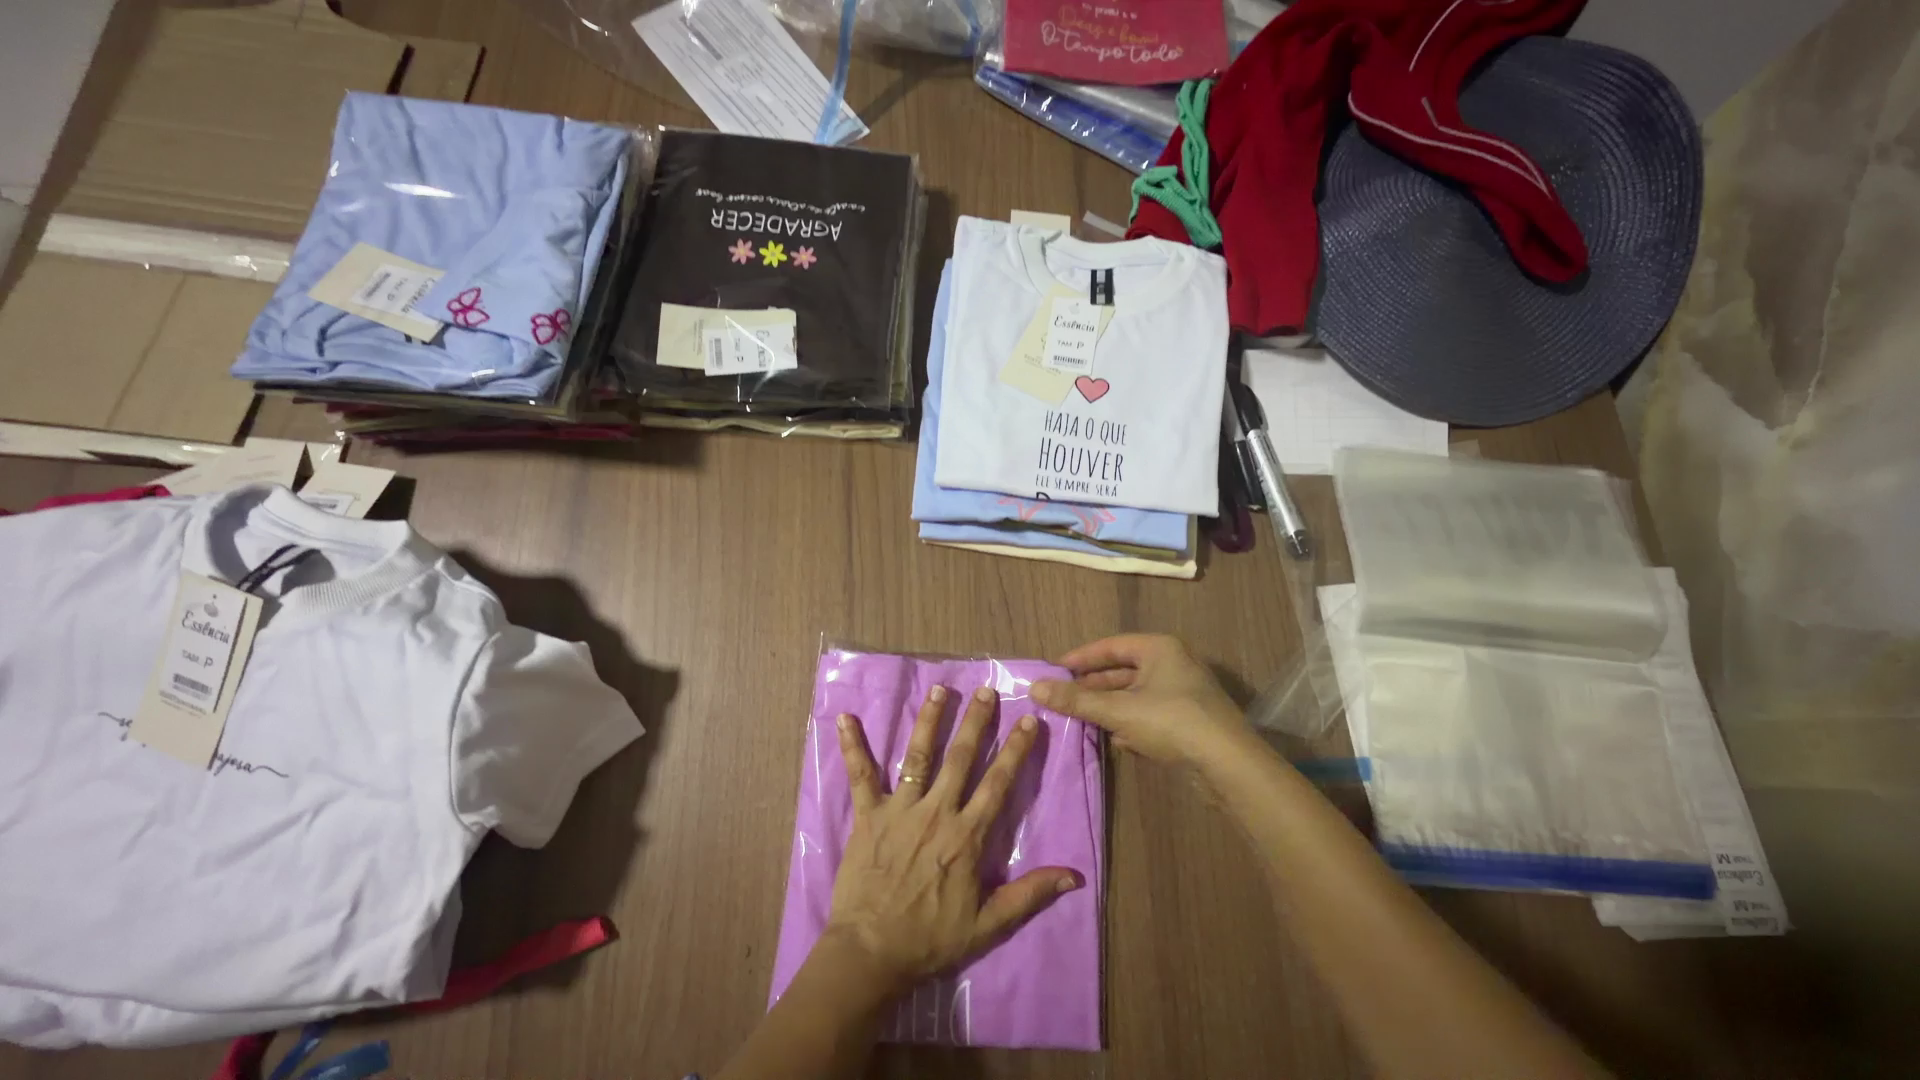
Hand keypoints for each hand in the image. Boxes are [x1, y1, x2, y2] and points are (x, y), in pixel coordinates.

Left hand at [824, 685, 1080, 990]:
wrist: (873, 951)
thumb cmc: (931, 939)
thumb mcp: (988, 924)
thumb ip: (1029, 894)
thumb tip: (1074, 875)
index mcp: (968, 836)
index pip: (999, 783)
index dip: (1016, 750)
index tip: (1029, 720)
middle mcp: (937, 812)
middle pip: (961, 758)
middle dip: (977, 722)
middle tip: (987, 691)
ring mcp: (900, 810)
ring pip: (918, 756)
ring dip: (929, 721)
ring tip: (939, 690)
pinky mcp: (868, 816)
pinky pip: (860, 776)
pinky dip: (852, 747)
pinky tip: (844, 719)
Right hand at [1031, 634, 1251, 767]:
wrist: (1227, 764)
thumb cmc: (1171, 722)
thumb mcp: (1118, 710)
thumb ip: (1077, 700)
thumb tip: (1035, 687)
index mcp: (1159, 649)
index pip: (1110, 646)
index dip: (1080, 658)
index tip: (1053, 670)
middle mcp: (1173, 664)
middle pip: (1122, 671)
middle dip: (1092, 687)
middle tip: (1061, 698)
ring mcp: (1182, 693)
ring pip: (1134, 696)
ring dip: (1109, 708)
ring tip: (1080, 720)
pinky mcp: (1188, 721)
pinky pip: (1149, 716)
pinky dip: (1130, 725)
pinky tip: (1116, 741)